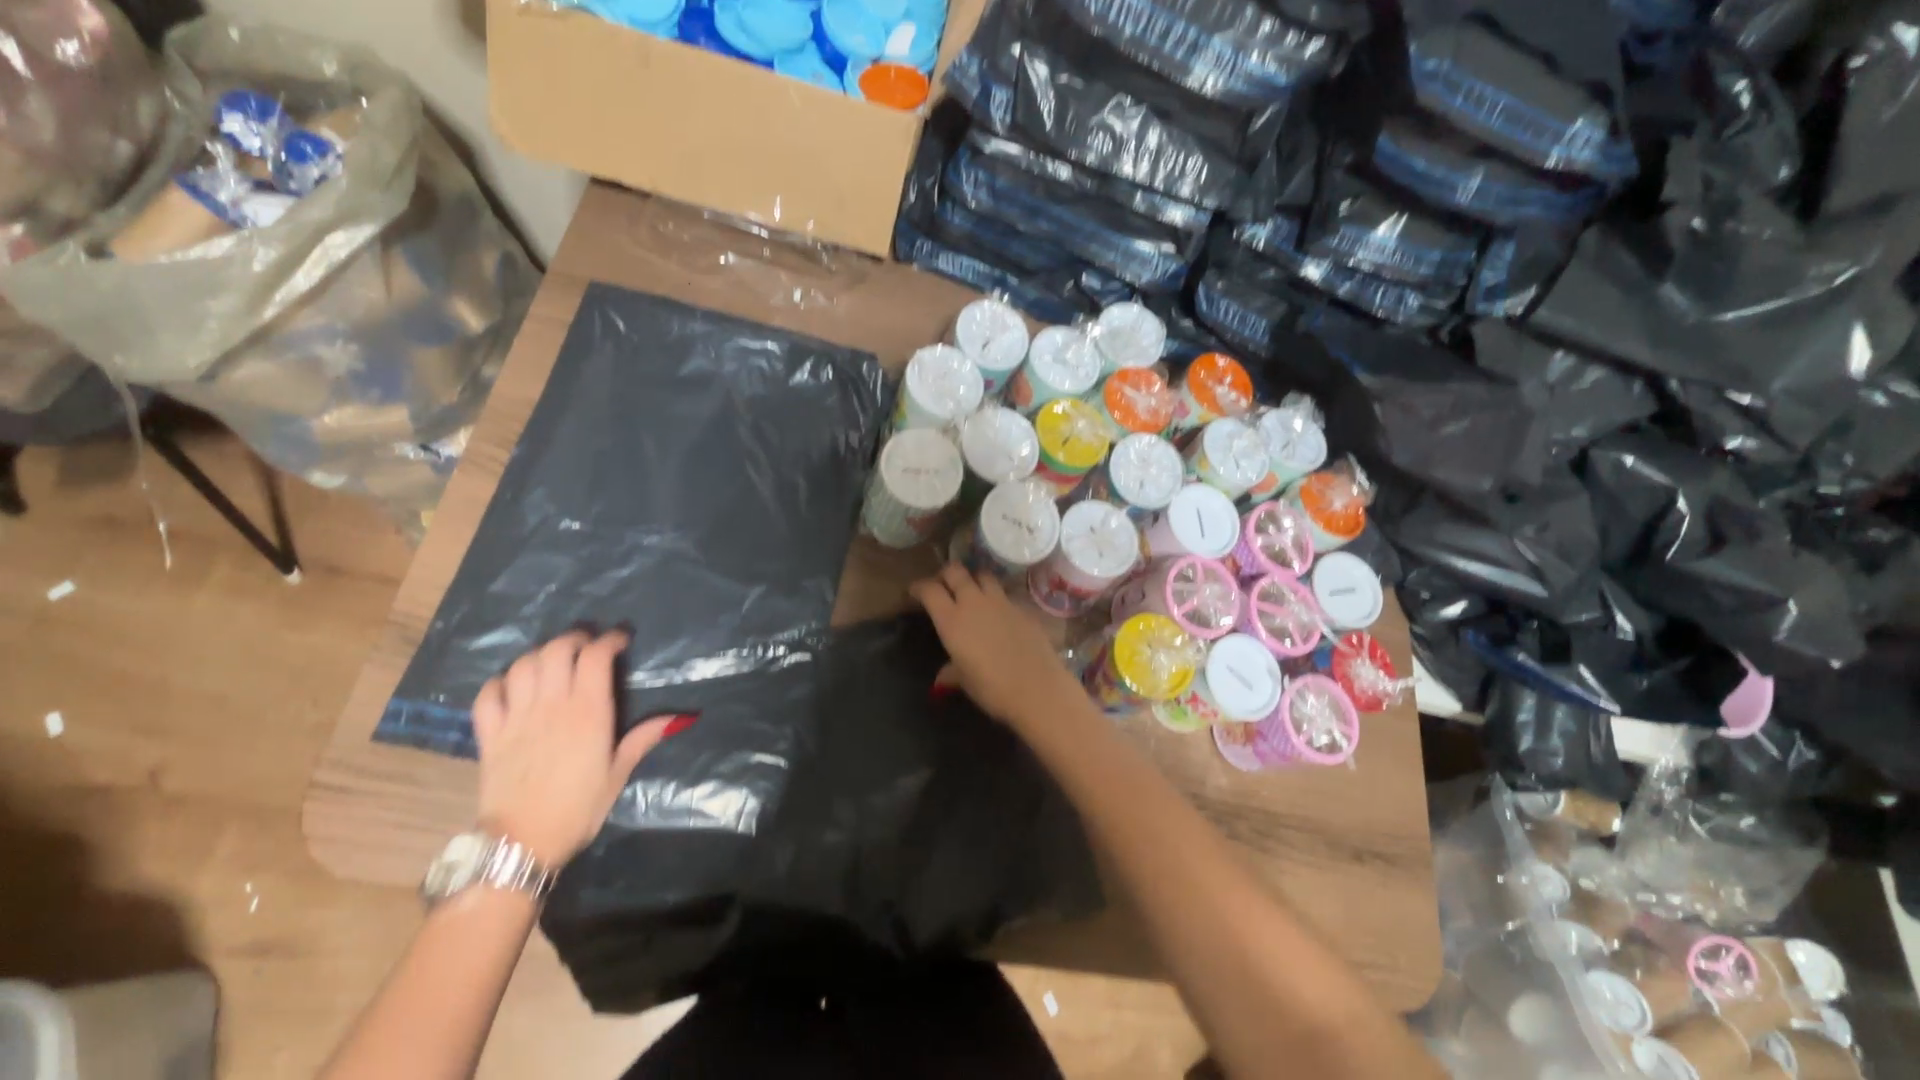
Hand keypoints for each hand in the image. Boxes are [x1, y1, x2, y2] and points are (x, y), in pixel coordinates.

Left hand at [471, 631, 673, 866]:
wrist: (522, 842)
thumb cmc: (577, 810)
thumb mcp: (617, 775)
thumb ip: (642, 739)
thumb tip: (680, 717)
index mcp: (588, 713)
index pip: (595, 657)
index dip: (609, 640)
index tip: (620, 640)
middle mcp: (551, 706)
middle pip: (557, 650)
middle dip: (574, 639)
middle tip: (587, 645)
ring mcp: (516, 717)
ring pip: (523, 665)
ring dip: (540, 655)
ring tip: (552, 662)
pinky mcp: (489, 734)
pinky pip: (488, 694)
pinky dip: (500, 682)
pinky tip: (512, 687)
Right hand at [910, 563, 1085, 731]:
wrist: (1038, 689)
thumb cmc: (992, 688)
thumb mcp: (965, 682)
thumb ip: (951, 673)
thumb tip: (942, 678)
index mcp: (952, 619)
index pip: (930, 589)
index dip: (919, 587)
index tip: (914, 592)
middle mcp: (974, 602)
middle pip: (956, 571)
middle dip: (945, 575)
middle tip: (943, 587)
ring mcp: (1002, 602)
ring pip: (983, 575)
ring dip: (974, 580)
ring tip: (972, 594)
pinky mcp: (1023, 608)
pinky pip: (1005, 595)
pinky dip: (997, 599)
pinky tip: (999, 615)